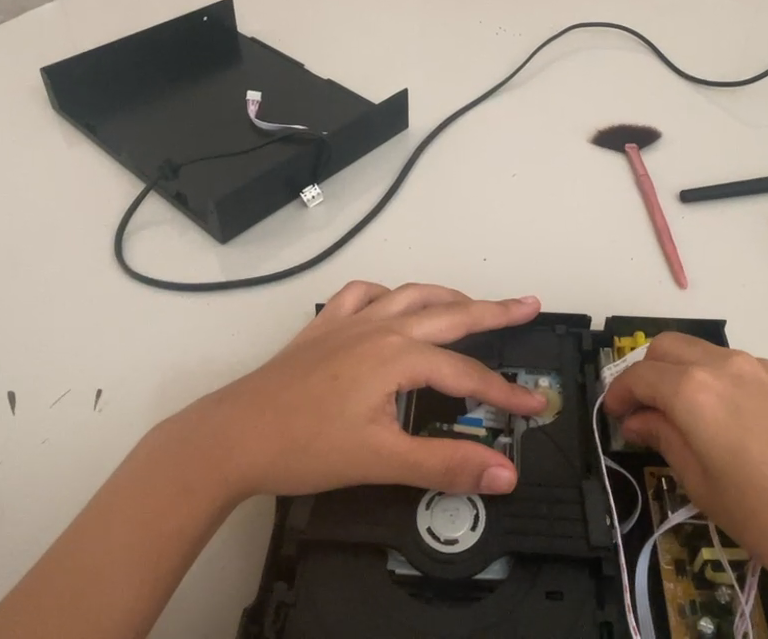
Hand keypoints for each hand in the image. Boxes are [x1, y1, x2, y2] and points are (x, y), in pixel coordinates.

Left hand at [177, 281, 546, 500]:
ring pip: (408, 295)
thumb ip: (446, 464)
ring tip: (470, 302)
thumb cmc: (306, 448)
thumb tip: (505, 474)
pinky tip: (388, 304)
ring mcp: (348, 322)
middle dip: (493, 310)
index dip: (504, 392)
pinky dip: (384, 294)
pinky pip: (360, 295)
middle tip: (528, 303)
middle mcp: (380, 328)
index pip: (467, 373)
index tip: (535, 406)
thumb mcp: (382, 461)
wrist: (232, 436)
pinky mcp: (322, 327)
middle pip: (448, 313)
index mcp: (399, 356)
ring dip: (444, 296)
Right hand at [603, 333, 767, 638]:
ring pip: (703, 353)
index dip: (618, 394)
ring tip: (680, 420)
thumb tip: (637, 422)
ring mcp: (763, 368)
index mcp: (696, 390)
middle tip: (641, 415)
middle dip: (645, 374)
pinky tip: (723, 423)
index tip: (612, 418)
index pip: (640, 375)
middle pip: (668, 348)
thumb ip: (665, 441)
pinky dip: (713, 380)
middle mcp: (726, 364)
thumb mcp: (705, 488)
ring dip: (680, 374)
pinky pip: (735, 366)